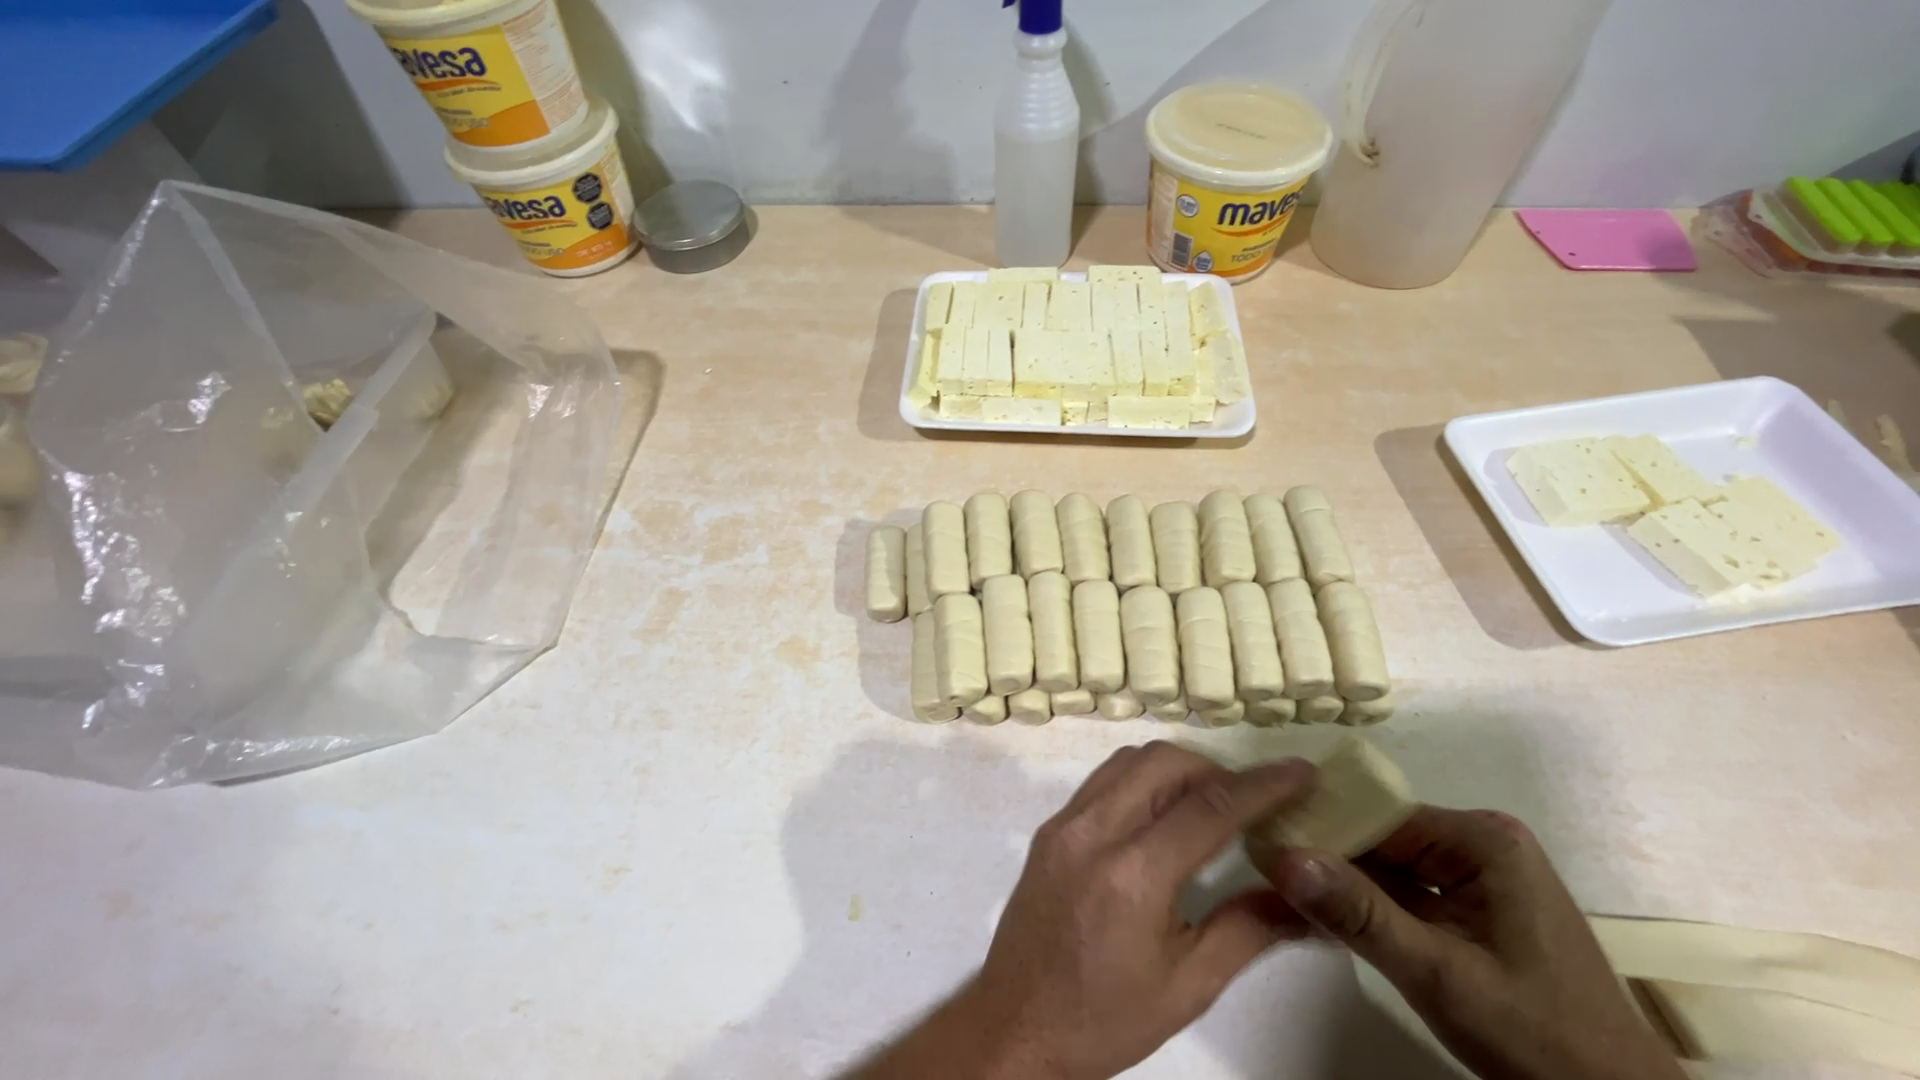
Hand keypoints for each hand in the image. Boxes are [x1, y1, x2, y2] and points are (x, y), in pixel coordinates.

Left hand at [850, 743, 1314, 1079]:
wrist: (1015, 1028)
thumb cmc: (1105, 1019)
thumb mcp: (1188, 986)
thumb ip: (1248, 930)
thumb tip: (1302, 896)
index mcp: (1132, 874)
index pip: (1209, 806)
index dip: (1262, 784)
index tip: (1302, 771)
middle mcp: (1092, 832)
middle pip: (1164, 763)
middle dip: (1217, 769)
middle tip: (1253, 801)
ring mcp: (1063, 825)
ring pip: (1128, 761)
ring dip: (1177, 769)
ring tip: (1212, 803)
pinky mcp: (1049, 831)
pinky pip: (1103, 780)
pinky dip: (1141, 779)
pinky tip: (1163, 813)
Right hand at [1254, 807, 1685, 1079]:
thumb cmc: (1534, 1035)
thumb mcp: (1437, 974)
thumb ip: (1359, 915)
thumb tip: (1282, 857)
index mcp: (1482, 840)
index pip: (1376, 818)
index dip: (1319, 832)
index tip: (1261, 848)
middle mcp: (1482, 843)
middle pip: (1382, 841)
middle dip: (1328, 861)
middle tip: (1262, 875)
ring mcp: (1482, 876)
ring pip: (1391, 869)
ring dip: (1345, 887)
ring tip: (1278, 891)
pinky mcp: (1478, 908)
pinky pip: (1410, 894)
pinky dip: (1371, 908)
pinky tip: (1327, 916)